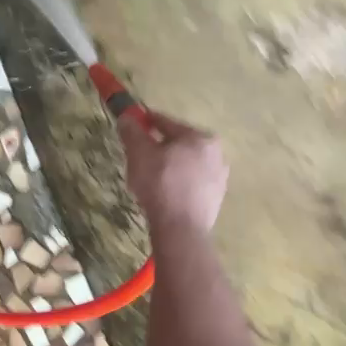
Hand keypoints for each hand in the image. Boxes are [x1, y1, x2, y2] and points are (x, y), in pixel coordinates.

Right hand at [118, 109, 227, 238]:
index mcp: (199, 137)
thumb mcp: (138, 152)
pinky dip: (177, 182)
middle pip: (178, 143)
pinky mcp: (216, 198)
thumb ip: (131, 131)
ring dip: (167, 166)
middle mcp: (215, 153)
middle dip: (157, 147)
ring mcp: (219, 177)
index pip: (166, 123)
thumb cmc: (160, 183)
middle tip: (137, 156)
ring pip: (185, 164)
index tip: (131, 124)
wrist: (180, 228)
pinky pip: (191, 182)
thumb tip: (126, 117)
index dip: (145, 122)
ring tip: (148, 177)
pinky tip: (162, 193)